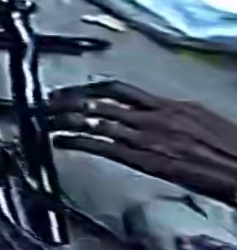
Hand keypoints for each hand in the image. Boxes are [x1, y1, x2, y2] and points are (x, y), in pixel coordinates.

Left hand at [50, 80, 236, 204]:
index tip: (65, 91)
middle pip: (94, 102)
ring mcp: (150, 139)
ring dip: (60, 121)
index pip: (116, 89)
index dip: (83, 89)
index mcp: (174, 108)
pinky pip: (99, 146)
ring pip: (90, 122)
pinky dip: (73, 141)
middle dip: (61, 103)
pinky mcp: (147, 160)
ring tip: (45, 122)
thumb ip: (170, 113)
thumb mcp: (205, 122)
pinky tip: (60, 141)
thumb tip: (143, 109)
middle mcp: (157, 119)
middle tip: (44, 105)